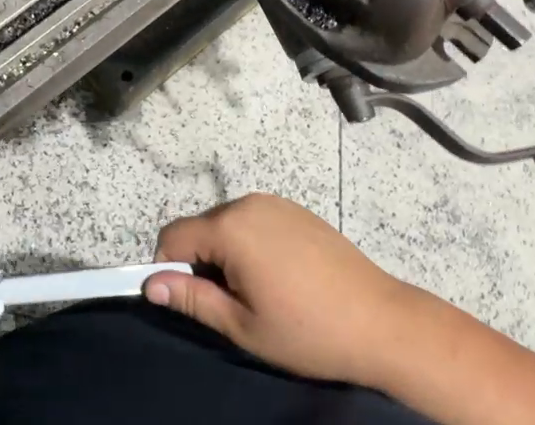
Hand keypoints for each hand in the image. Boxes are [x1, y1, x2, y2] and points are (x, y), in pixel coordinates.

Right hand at [142, 193, 418, 388]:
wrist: (384, 323)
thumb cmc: (309, 331)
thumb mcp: (243, 325)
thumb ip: (192, 299)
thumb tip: (150, 285)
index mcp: (230, 227)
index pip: (172, 236)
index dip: (168, 268)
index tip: (189, 300)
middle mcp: (248, 203)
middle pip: (200, 227)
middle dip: (201, 262)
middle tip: (231, 304)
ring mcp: (275, 203)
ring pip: (226, 224)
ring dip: (226, 253)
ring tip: (259, 292)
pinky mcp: (296, 210)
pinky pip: (254, 221)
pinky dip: (251, 244)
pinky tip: (280, 277)